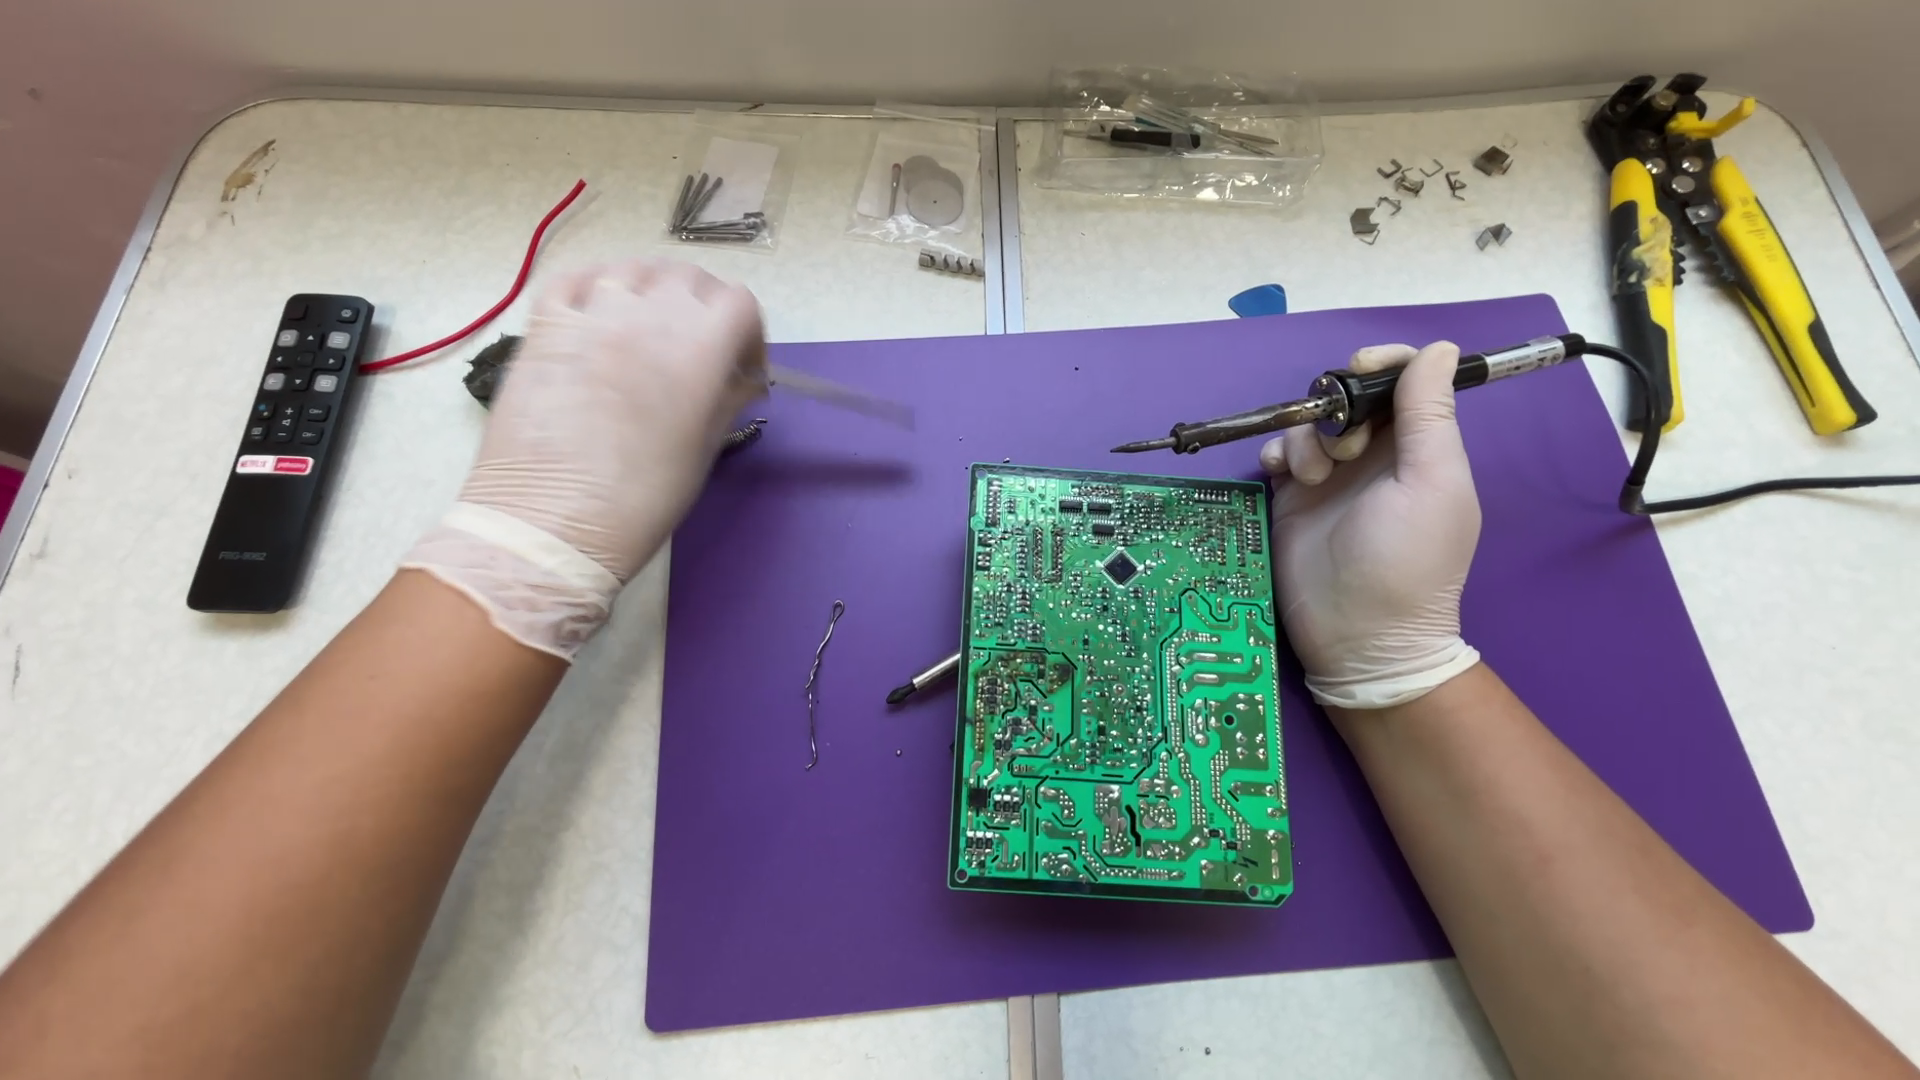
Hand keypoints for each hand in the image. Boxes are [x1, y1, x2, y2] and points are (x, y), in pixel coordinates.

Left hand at [404, 259, 766, 657]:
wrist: (553, 522)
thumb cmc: (643, 497)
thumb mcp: (704, 448)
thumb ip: (726, 400)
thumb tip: (739, 381)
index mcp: (698, 349)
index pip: (739, 304)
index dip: (749, 335)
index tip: (741, 370)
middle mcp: (648, 315)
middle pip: (689, 279)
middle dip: (705, 308)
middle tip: (699, 350)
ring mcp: (591, 313)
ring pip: (635, 270)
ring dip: (653, 294)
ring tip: (648, 332)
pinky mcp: (544, 324)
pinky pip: (576, 279)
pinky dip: (596, 288)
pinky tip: (599, 317)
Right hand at [1259, 341, 1481, 708]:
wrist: (1357, 632)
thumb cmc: (1407, 559)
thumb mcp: (1431, 483)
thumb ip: (1429, 415)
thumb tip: (1435, 347)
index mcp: (1419, 449)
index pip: (1405, 383)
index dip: (1385, 364)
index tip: (1360, 368)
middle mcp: (1374, 457)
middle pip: (1349, 398)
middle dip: (1338, 404)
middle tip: (1343, 443)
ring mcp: (1328, 477)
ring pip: (1308, 424)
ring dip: (1306, 437)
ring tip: (1314, 476)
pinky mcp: (1289, 498)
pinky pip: (1277, 454)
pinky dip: (1276, 453)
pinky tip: (1282, 476)